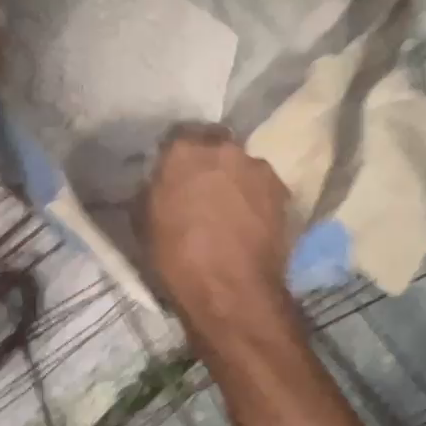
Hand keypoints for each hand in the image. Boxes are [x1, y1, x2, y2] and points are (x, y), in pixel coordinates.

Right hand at [140, 123, 294, 320]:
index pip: (177, 135)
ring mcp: (259, 168)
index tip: (170, 172)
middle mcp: (225, 148)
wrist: (229, 290)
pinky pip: (261, 187)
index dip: (174, 154)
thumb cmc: (174, 256)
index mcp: (183, 151)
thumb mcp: (142, 221)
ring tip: (225, 209)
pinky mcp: (283, 192)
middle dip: (207, 162)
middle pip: (214, 145)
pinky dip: (253, 198)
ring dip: (232, 179)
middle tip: (198, 188)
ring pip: (241, 166)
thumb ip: (153, 189)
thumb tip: (159, 181)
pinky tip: (245, 222)